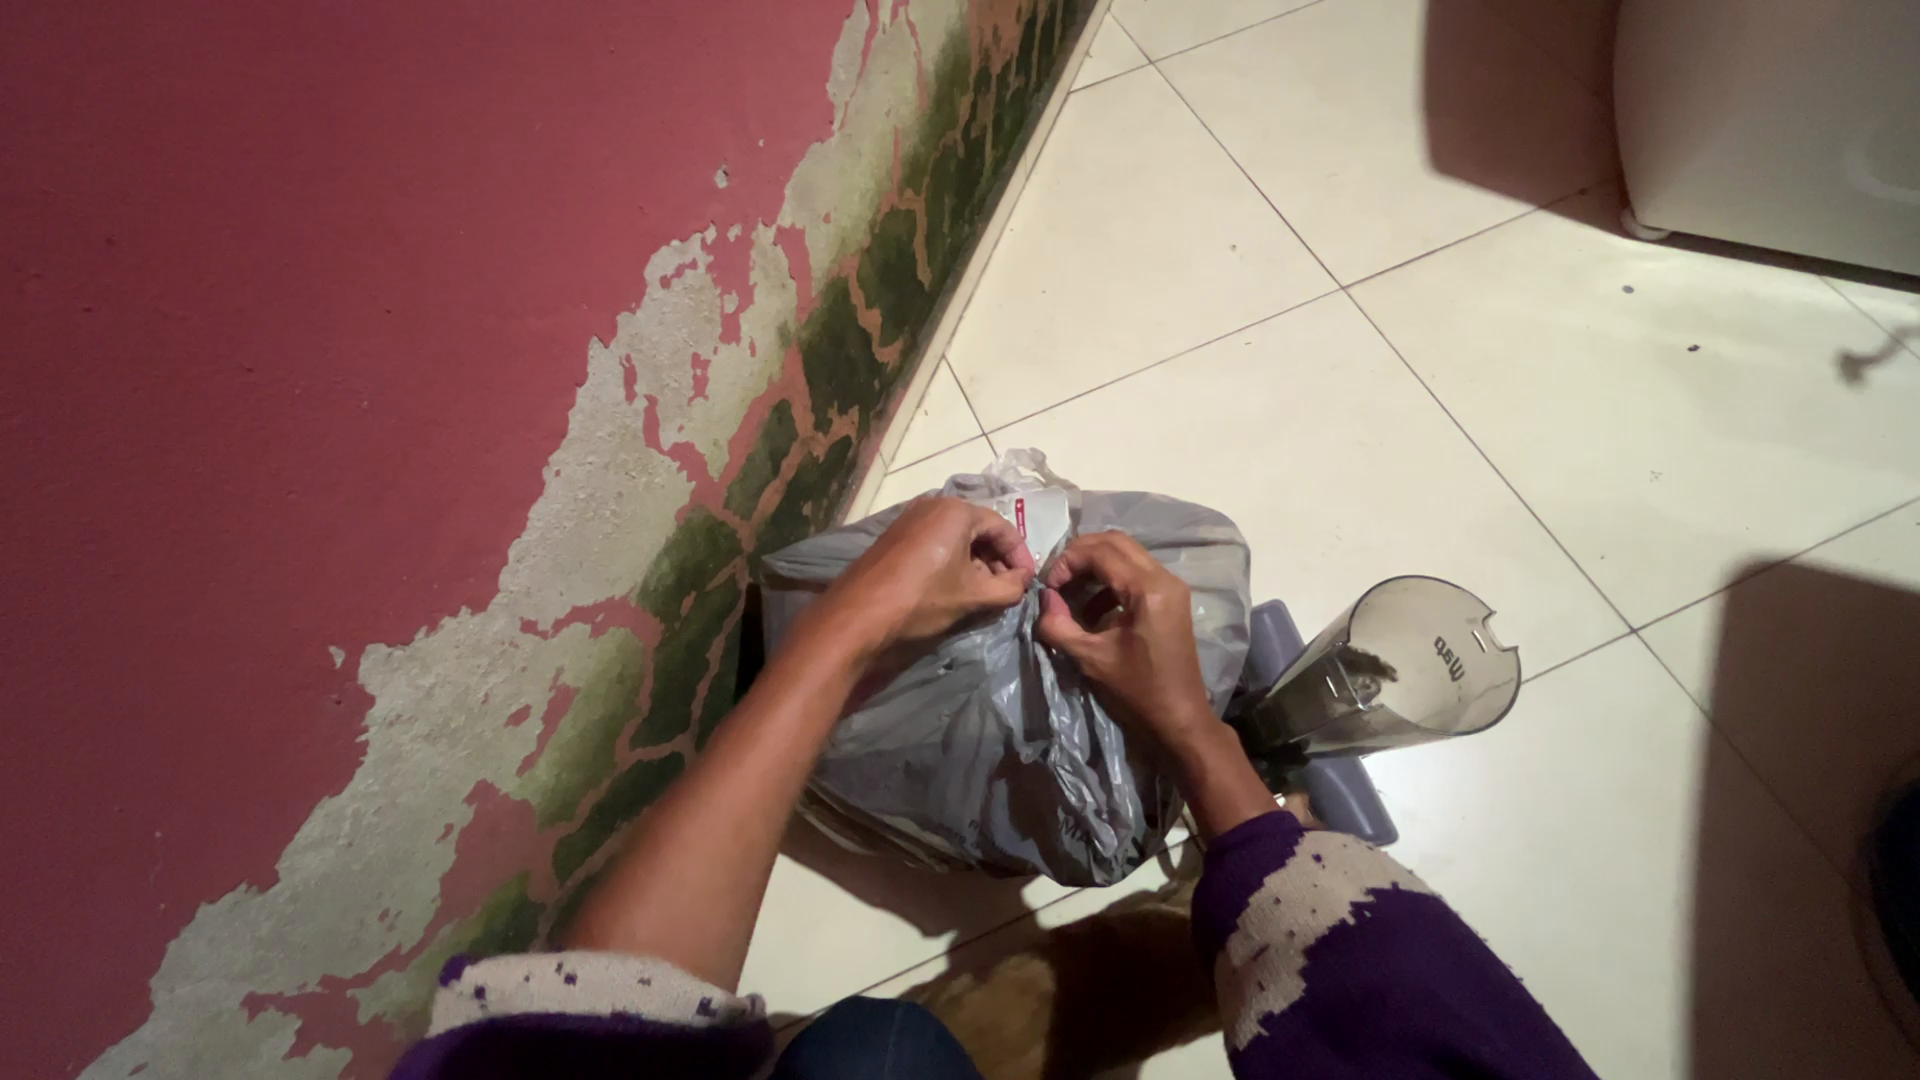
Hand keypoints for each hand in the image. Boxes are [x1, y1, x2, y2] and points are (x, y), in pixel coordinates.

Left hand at [825, 496, 1036, 648]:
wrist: (859, 616)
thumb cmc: (922, 599)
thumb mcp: (973, 596)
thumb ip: (1008, 588)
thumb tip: (1022, 582)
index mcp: (956, 510)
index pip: (1002, 528)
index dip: (1020, 556)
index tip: (1027, 582)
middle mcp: (933, 505)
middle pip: (978, 530)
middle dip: (997, 560)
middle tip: (1008, 589)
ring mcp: (910, 519)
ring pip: (956, 538)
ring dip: (975, 564)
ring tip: (984, 593)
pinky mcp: (895, 537)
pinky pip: (935, 543)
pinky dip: (952, 563)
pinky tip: (955, 589)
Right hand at [1035, 531, 1215, 745]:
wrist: (1179, 719)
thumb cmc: (1137, 691)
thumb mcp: (1090, 658)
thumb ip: (1059, 625)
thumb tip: (1044, 599)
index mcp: (1148, 590)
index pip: (1100, 552)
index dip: (1067, 562)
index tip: (1048, 587)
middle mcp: (1164, 578)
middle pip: (1115, 542)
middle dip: (1080, 555)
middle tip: (1057, 580)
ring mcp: (1171, 587)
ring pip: (1125, 554)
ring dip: (1094, 566)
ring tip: (1070, 594)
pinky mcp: (1170, 598)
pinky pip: (1135, 572)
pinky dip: (1109, 580)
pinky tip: (1092, 610)